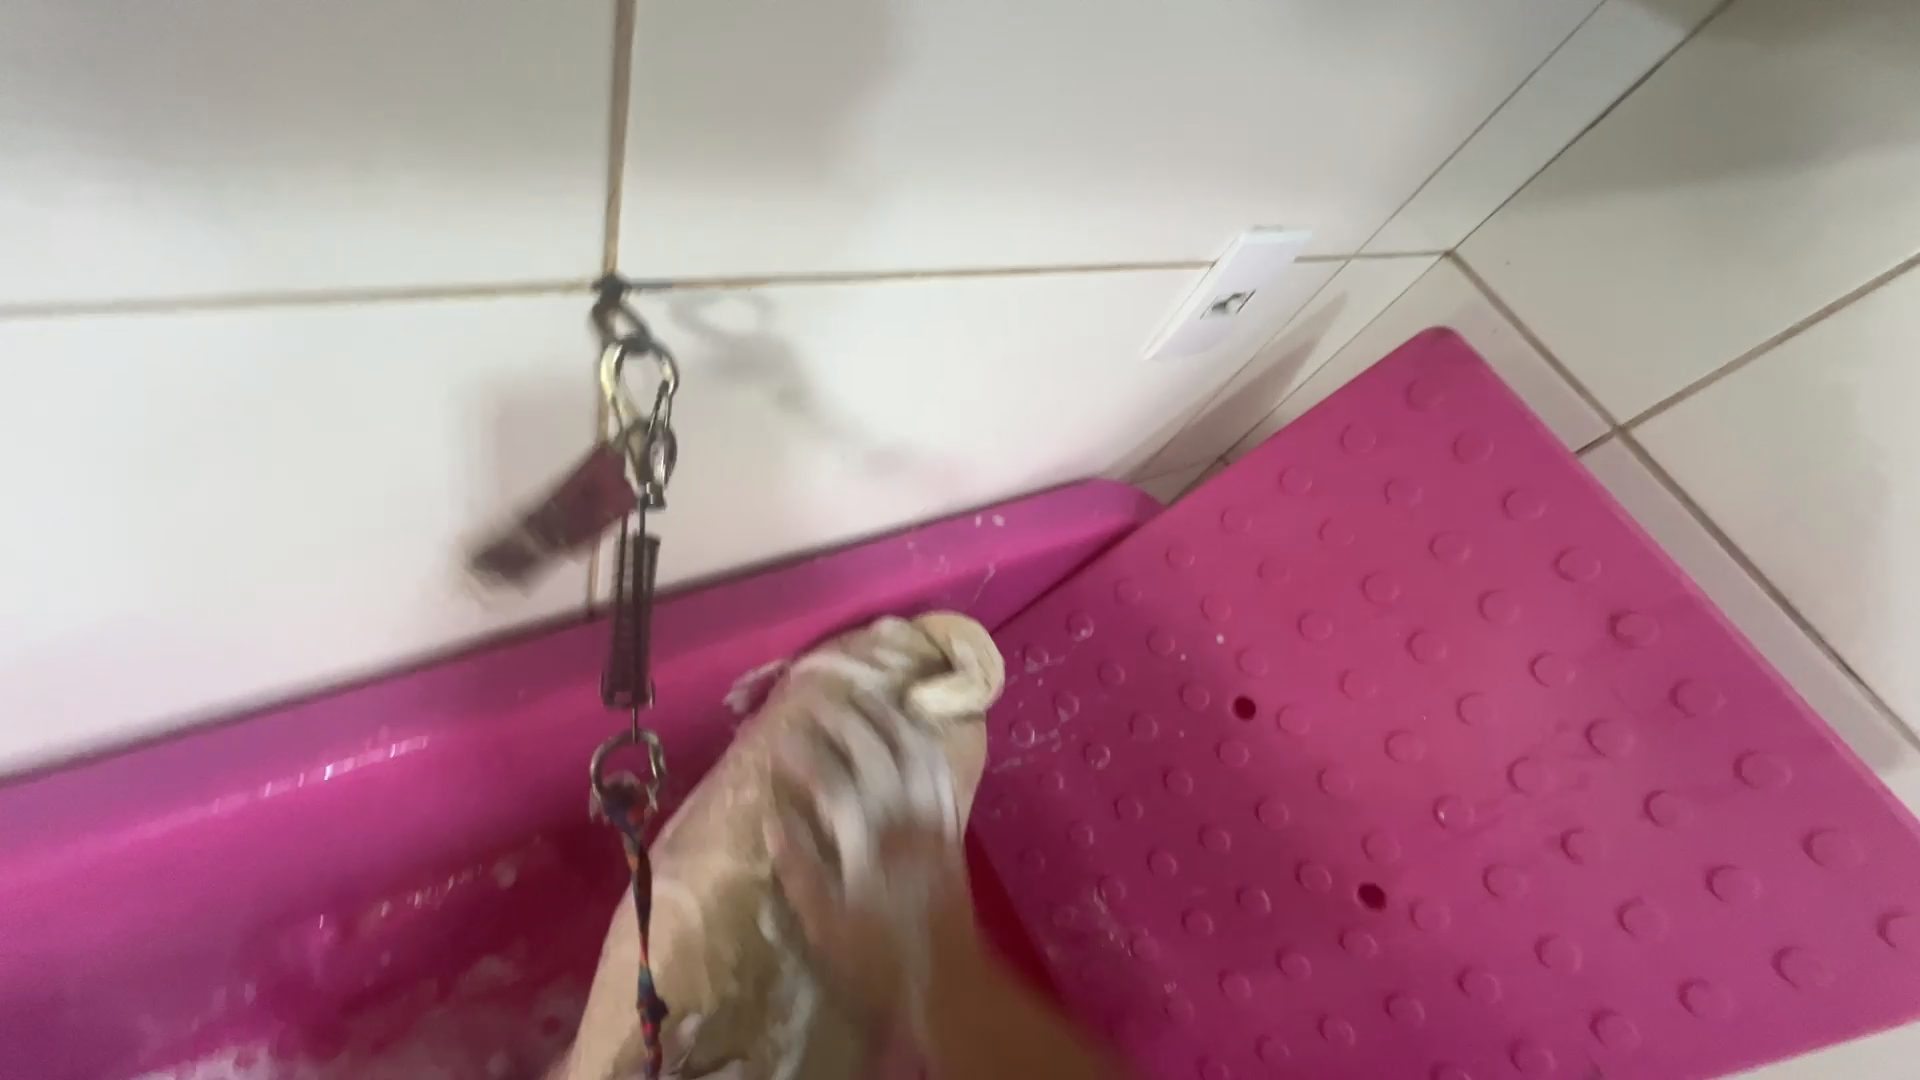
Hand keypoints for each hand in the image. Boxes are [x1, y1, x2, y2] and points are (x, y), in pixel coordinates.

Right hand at [765, 692, 979, 1029]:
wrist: (948, 976)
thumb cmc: (877, 958)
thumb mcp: (825, 924)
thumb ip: (799, 867)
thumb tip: (773, 817)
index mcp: (869, 841)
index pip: (831, 782)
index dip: (803, 757)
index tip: (779, 740)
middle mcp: (905, 815)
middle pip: (875, 751)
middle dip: (844, 719)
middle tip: (817, 702)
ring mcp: (934, 813)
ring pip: (914, 749)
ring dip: (887, 717)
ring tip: (864, 697)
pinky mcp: (953, 818)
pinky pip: (940, 766)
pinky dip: (923, 740)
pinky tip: (910, 727)